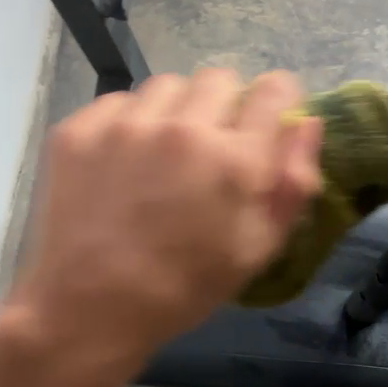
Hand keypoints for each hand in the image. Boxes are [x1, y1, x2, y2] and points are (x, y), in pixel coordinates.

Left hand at [0, 70, 322, 377]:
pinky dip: (128, 125)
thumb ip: (292, 184)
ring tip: (163, 157)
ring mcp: (125, 124)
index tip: (267, 124)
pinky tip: (123, 166)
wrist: (90, 307)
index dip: (278, 103)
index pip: (275, 90)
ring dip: (175, 112)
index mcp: (235, 159)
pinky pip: (118, 104)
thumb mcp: (259, 249)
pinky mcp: (79, 130)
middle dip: (225, 107)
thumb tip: (308, 124)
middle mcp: (183, 126)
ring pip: (167, 87)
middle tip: (212, 150)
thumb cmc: (186, 287)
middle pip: (219, 79)